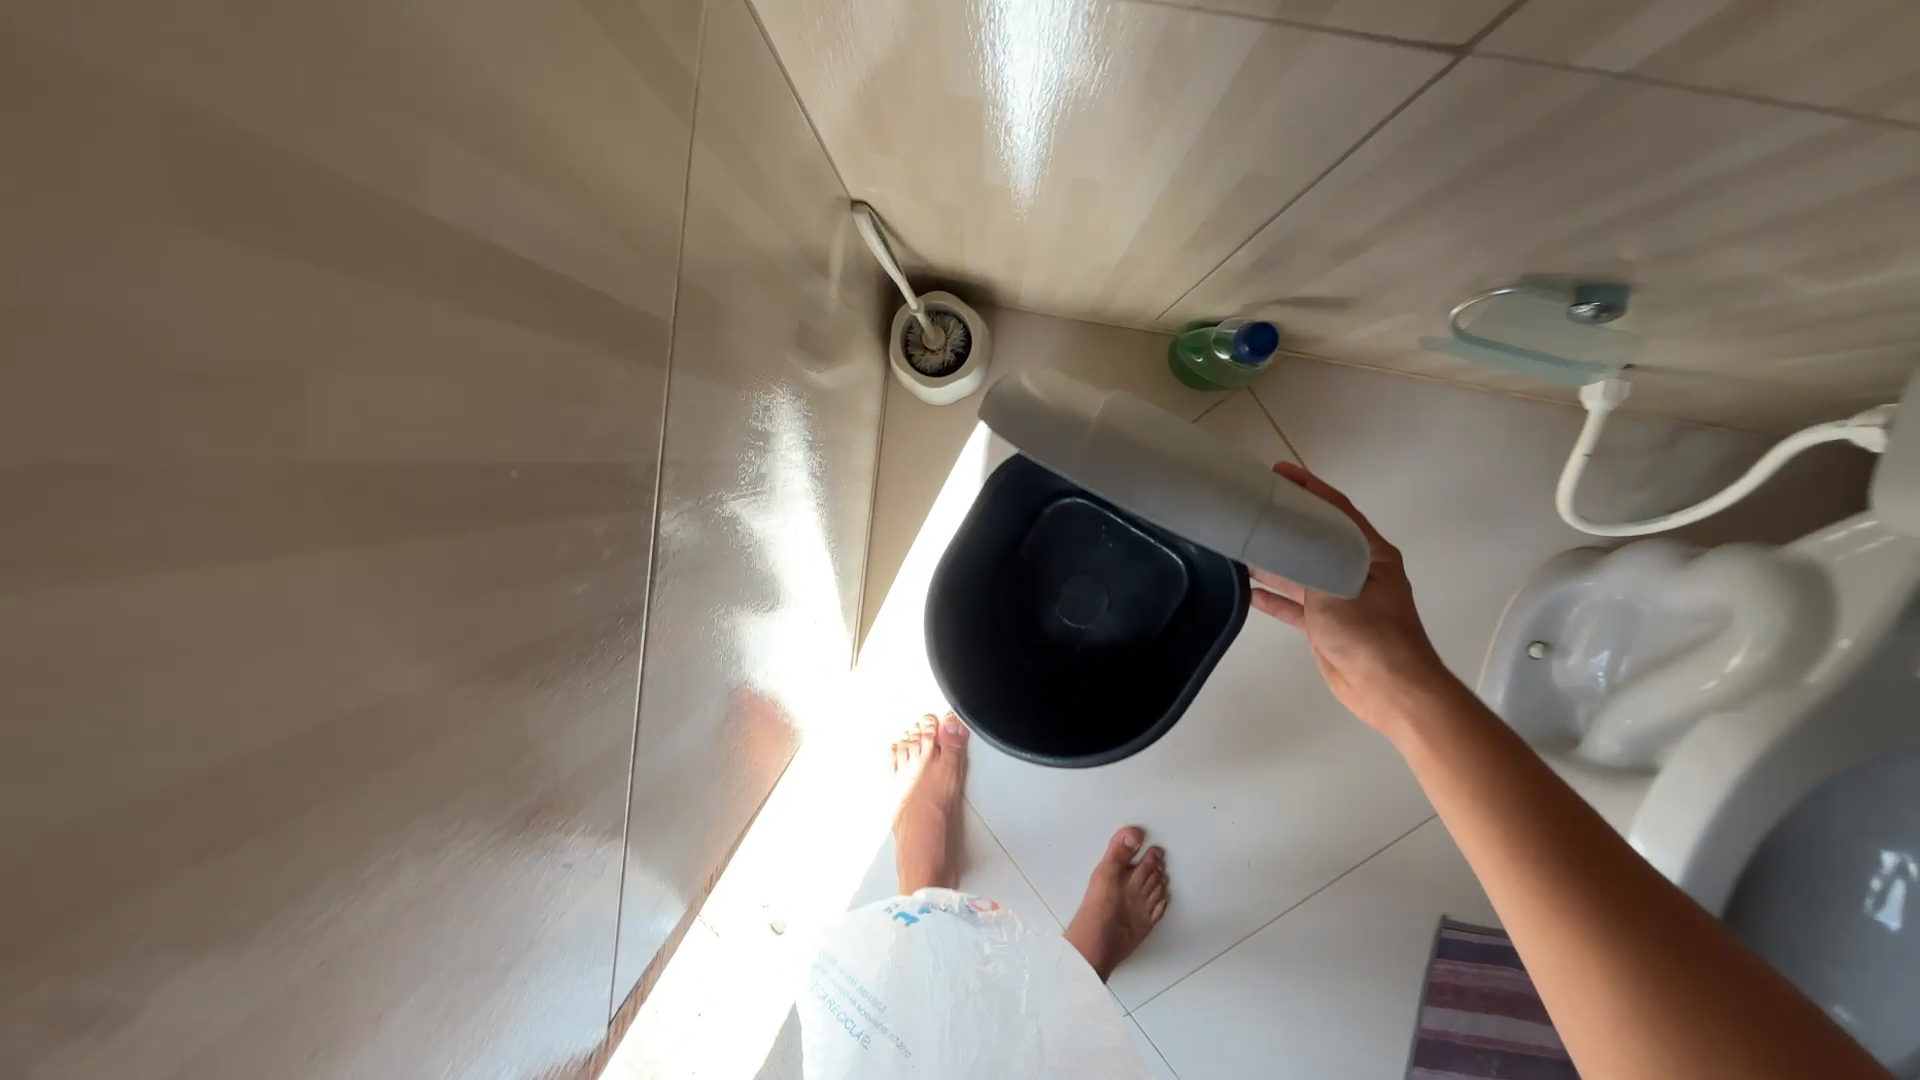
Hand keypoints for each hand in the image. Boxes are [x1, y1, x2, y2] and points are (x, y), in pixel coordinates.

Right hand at [1250, 462, 1455, 733]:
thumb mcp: (1337, 589)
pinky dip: (1272, 597)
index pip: (1336, 510)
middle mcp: (1355, 570)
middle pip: (1314, 538)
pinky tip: (1248, 590)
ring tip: (1239, 545)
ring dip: (1272, 560)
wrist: (1389, 689)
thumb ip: (1309, 564)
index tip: (1278, 472)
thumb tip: (1274, 547)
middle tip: (1250, 506)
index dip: (1308, 488)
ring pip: (1300, 571)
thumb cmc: (1371, 634)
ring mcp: (1339, 598)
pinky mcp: (1324, 624)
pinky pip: (1293, 603)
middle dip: (1285, 523)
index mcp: (1370, 554)